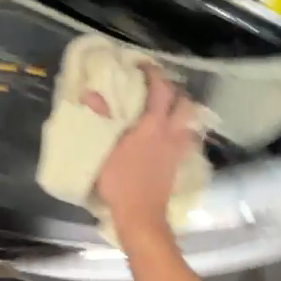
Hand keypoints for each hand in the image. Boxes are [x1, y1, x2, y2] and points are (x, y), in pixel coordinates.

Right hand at [90, 67, 204, 238]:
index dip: (154, 73)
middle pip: (185, 104)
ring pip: (190, 122)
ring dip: (182, 111)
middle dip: (176, 91)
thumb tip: (91, 94)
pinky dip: (182, 131)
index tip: (144, 65)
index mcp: (152, 126)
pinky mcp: (178, 164)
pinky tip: (170, 135)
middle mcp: (171, 133)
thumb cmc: (120, 182)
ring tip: (168, 109)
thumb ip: (101, 120)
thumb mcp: (103, 150)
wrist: (141, 215)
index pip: (160, 91)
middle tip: (160, 88)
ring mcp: (178, 150)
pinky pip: (187, 139)